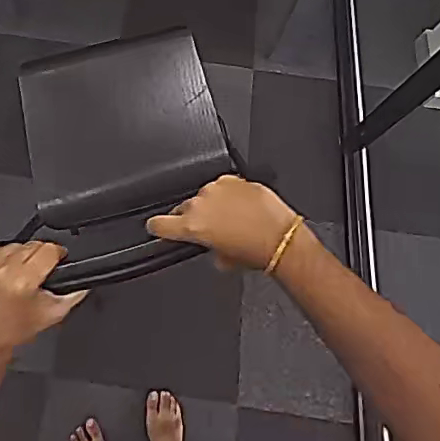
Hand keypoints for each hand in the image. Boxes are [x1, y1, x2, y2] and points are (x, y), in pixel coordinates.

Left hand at [0, 241, 84, 359]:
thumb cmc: (13, 331)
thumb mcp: (51, 315)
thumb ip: (73, 295)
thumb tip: (85, 281)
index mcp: (24, 282)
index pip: (48, 249)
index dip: (57, 253)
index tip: (58, 257)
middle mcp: (2, 272)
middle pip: (31, 245)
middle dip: (39, 255)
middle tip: (38, 271)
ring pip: (12, 246)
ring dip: (19, 256)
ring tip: (19, 274)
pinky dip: (0, 258)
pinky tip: (2, 273)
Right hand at [146, 176, 311, 270]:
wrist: (281, 238)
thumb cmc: (255, 252)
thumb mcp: (223, 260)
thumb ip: (208, 249)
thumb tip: (212, 246)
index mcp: (191, 225)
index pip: (159, 223)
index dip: (158, 227)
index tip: (158, 227)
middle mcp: (201, 204)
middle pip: (184, 208)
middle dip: (193, 217)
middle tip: (211, 229)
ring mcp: (218, 189)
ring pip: (205, 196)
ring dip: (213, 205)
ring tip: (232, 219)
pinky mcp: (235, 180)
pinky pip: (224, 187)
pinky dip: (229, 195)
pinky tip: (242, 208)